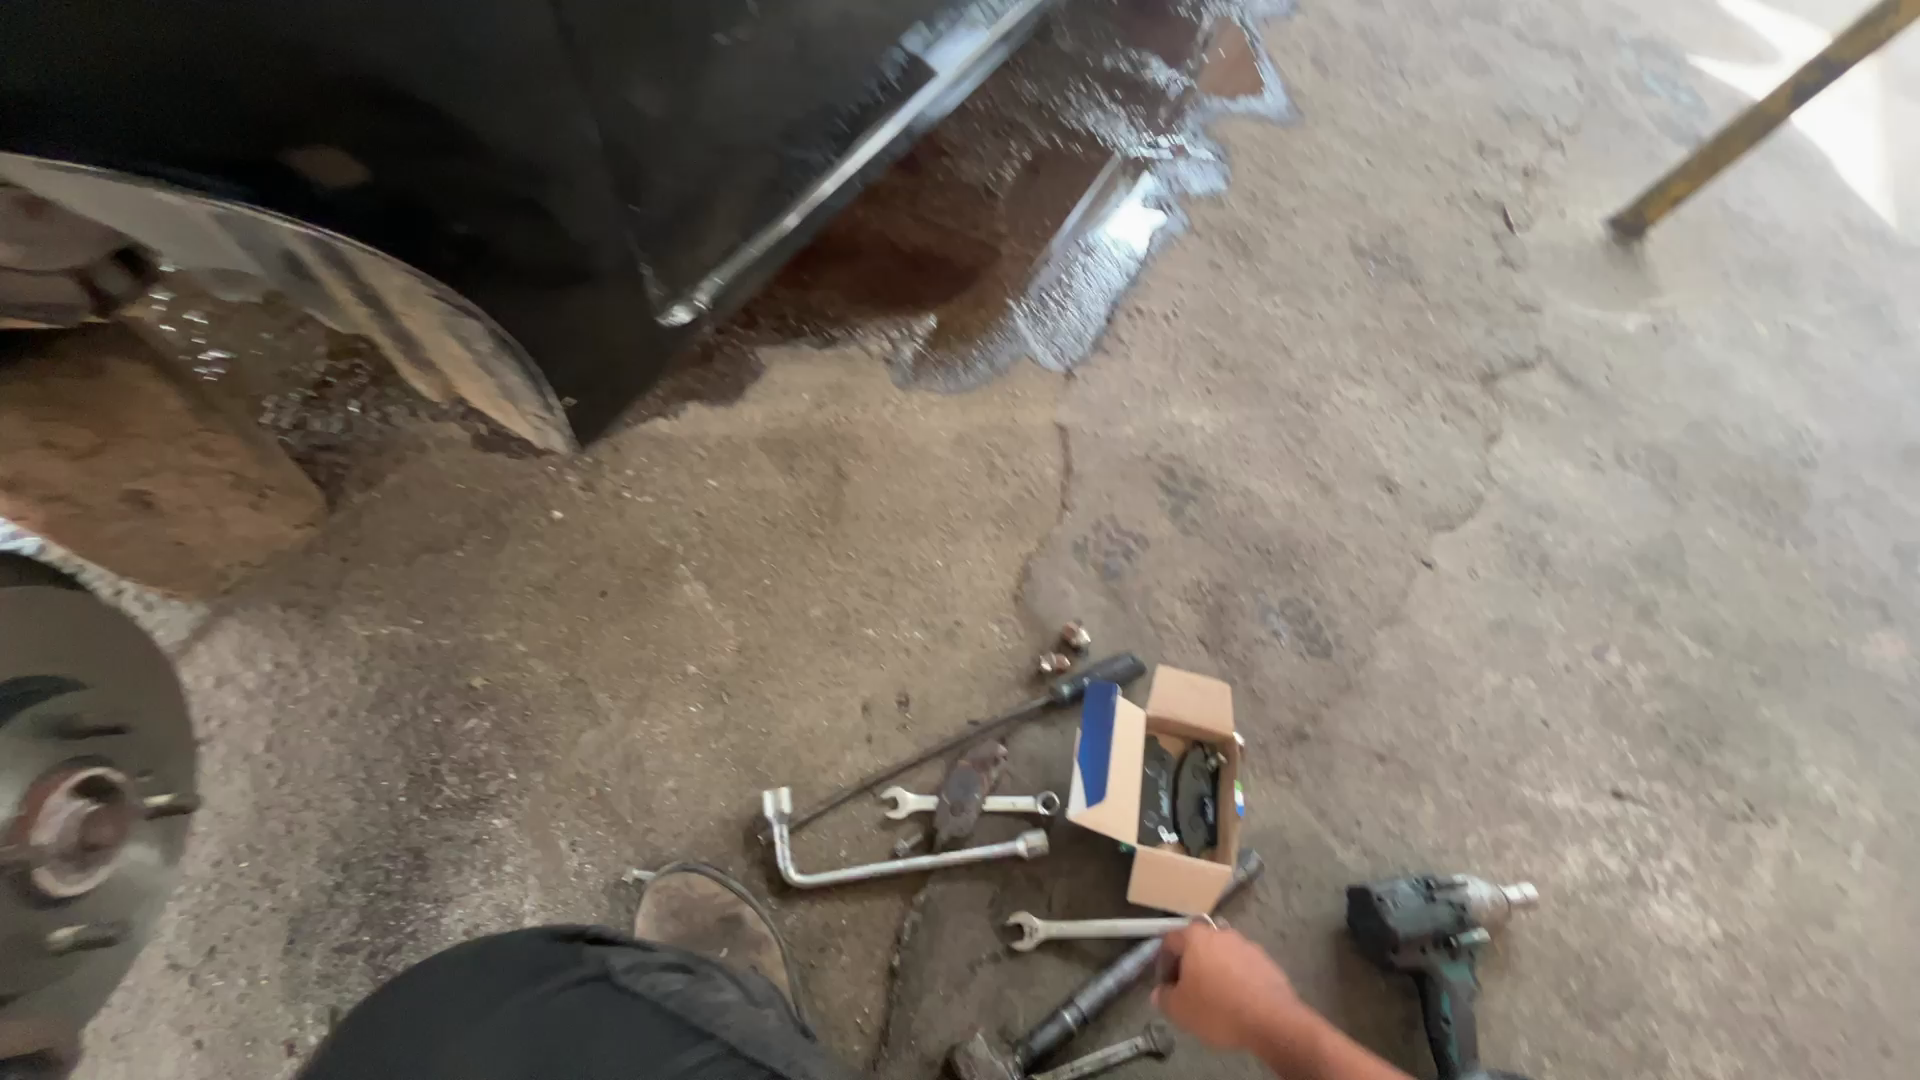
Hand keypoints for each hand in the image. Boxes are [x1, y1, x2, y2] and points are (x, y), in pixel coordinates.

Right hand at [1152, 924, 1304, 1053]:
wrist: (1272, 1020)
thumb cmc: (1218, 1009)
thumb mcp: (1180, 1010)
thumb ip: (1164, 998)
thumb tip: (1159, 993)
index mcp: (1195, 936)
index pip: (1169, 941)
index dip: (1163, 963)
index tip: (1166, 985)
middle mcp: (1219, 932)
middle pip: (1198, 945)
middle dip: (1191, 965)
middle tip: (1189, 990)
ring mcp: (1246, 945)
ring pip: (1222, 955)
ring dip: (1215, 971)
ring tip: (1216, 998)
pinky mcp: (1266, 961)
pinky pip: (1243, 967)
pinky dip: (1237, 979)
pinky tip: (1238, 1001)